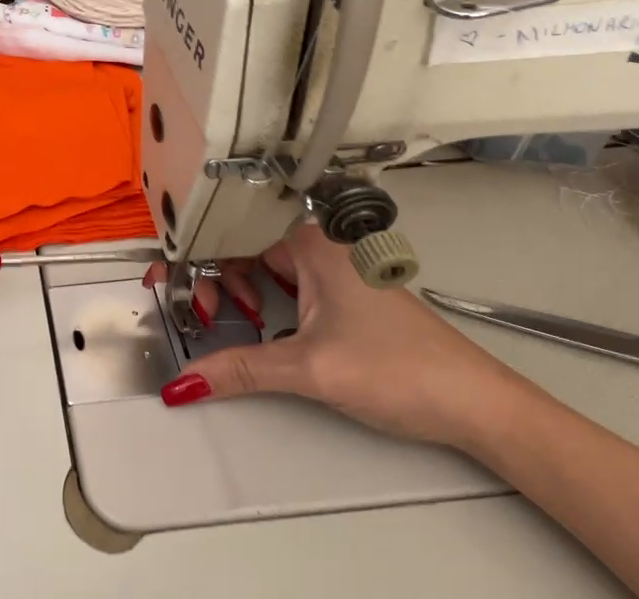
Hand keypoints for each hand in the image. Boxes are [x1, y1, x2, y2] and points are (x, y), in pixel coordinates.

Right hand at [157, 222, 536, 448]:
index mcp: (312, 242)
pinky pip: (286, 281)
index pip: (232, 236)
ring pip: (264, 265)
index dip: (191, 258)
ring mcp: (334, 267)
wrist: (476, 403)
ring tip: (236, 320)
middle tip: (206, 317)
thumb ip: (241, 370)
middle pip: (244, 247)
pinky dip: (264, 299)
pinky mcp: (344, 292)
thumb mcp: (310, 369)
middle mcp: (321, 244)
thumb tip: (183, 383)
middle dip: (215, 279)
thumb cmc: (401, 370)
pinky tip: (262, 323)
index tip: (161, 282)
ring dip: (240, 290)